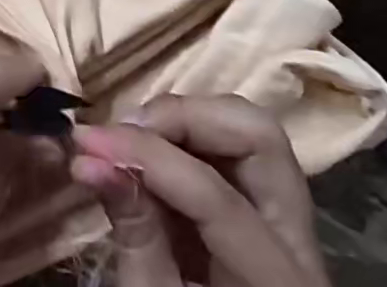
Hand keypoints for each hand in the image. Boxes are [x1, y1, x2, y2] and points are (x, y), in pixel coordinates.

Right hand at [70, 95, 329, 286]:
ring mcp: (288, 214)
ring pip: (247, 126)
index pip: (216, 195)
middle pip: (258, 136)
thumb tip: (88, 160)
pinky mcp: (262, 201)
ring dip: (183, 117)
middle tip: (126, 129)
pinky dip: (182, 130)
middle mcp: (299, 236)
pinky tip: (147, 150)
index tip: (87, 141)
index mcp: (281, 282)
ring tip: (132, 138)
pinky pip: (229, 141)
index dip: (147, 156)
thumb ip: (133, 233)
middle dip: (184, 116)